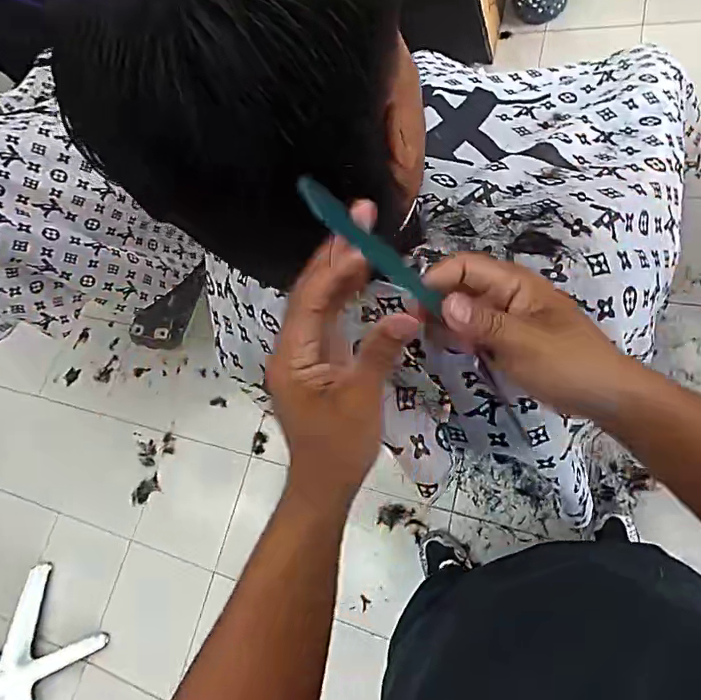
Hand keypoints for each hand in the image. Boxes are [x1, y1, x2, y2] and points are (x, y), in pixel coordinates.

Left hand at [266, 201, 420, 509]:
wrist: (324, 485)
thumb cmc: (339, 447)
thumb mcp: (362, 398)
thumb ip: (380, 352)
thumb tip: (407, 313)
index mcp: (293, 355)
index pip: (312, 299)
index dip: (335, 266)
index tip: (360, 237)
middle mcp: (293, 347)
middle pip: (311, 291)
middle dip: (335, 253)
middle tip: (359, 214)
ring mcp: (306, 353)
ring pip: (320, 301)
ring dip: (340, 269)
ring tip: (362, 234)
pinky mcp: (320, 361)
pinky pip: (331, 318)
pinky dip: (346, 295)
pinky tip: (362, 276)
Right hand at [421, 252, 643, 417]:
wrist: (607, 395)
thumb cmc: (570, 364)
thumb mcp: (525, 343)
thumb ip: (484, 322)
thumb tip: (443, 302)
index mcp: (517, 284)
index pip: (467, 266)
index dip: (437, 279)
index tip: (412, 307)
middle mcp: (511, 295)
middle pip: (463, 287)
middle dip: (438, 303)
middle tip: (419, 333)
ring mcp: (512, 319)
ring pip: (468, 311)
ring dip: (450, 323)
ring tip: (437, 345)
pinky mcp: (513, 341)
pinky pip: (480, 332)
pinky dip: (466, 339)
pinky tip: (459, 354)